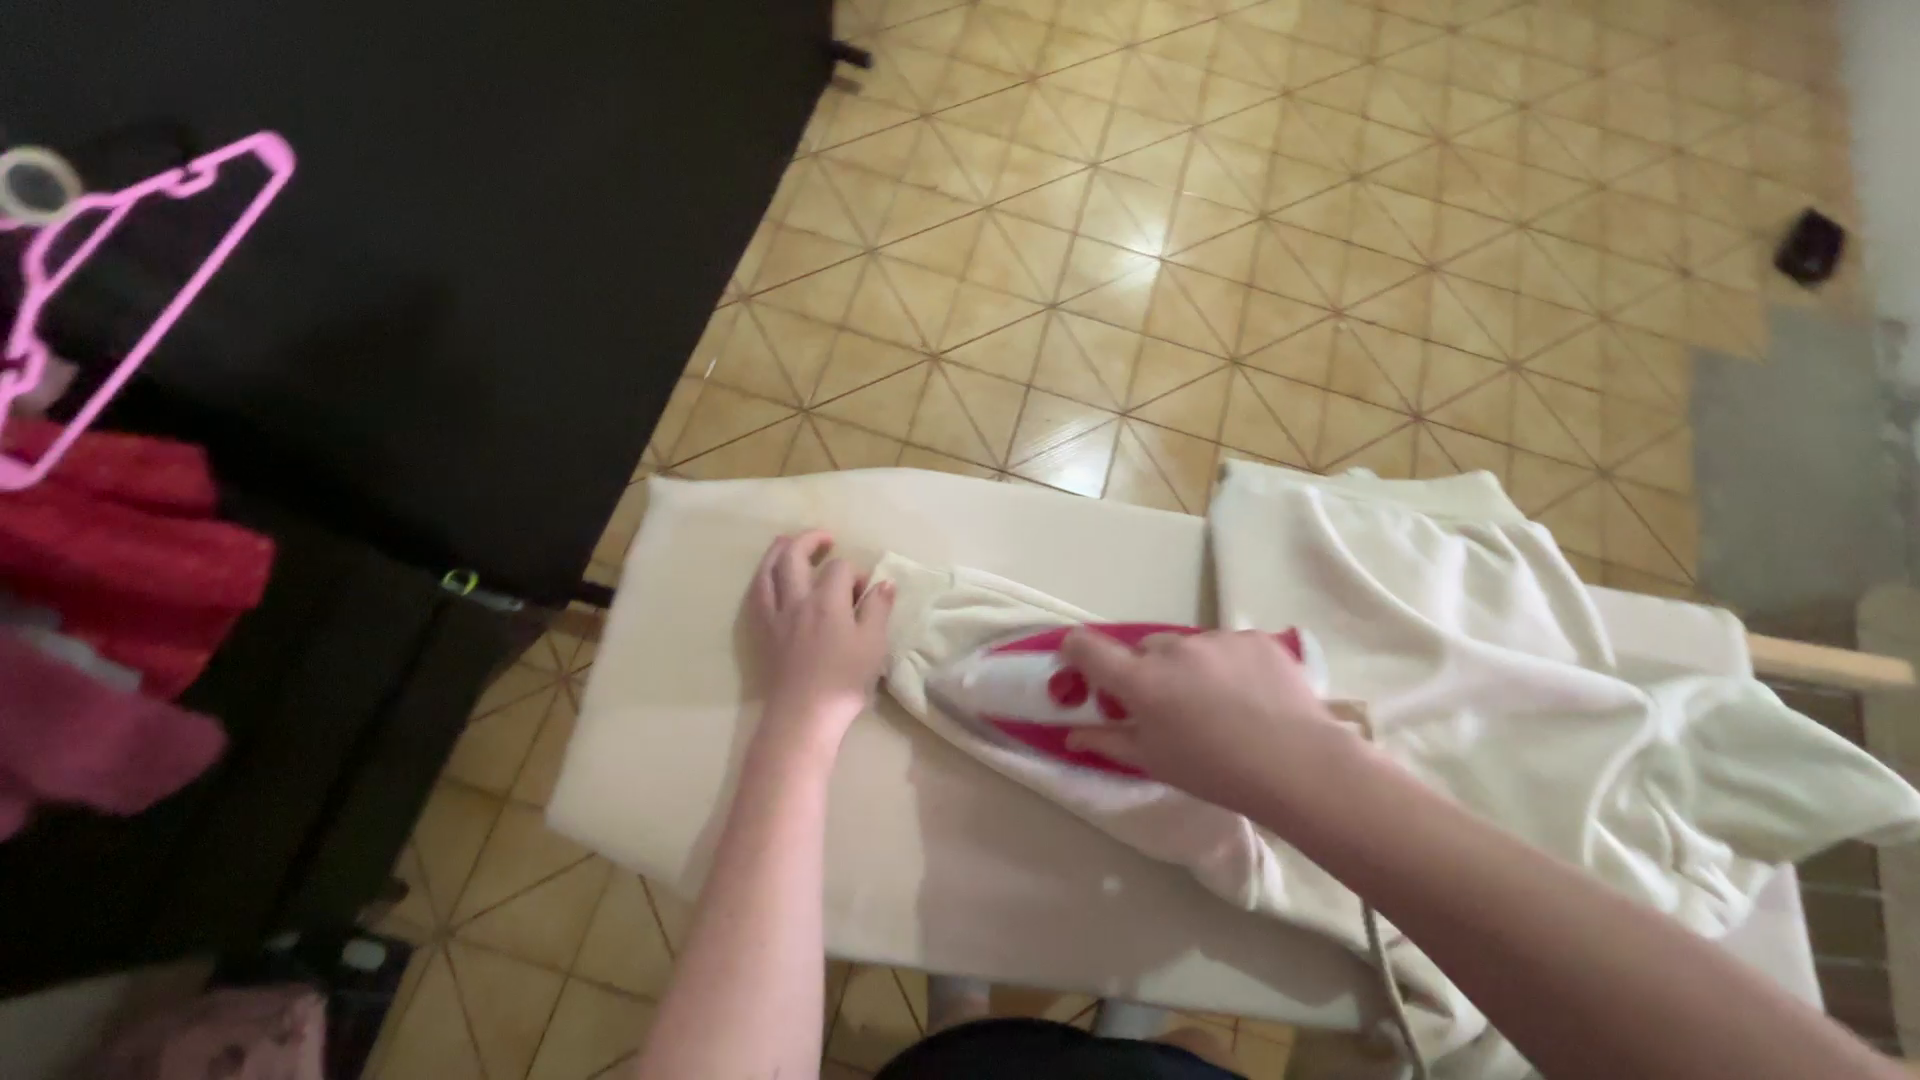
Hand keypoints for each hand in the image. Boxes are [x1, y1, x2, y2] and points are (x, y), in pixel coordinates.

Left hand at [746, 531, 894, 759]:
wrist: (804, 715)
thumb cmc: (843, 680)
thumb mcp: (873, 644)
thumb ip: (878, 609)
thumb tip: (884, 583)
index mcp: (826, 601)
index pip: (839, 568)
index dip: (854, 573)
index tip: (864, 592)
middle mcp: (796, 601)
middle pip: (794, 557)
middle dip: (809, 541)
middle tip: (824, 538)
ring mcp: (775, 616)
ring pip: (768, 572)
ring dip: (778, 552)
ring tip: (786, 542)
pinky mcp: (763, 633)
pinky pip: (757, 596)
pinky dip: (763, 579)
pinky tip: (768, 578)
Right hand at [1061, 629, 1367, 819]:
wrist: (1297, 765)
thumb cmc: (1215, 771)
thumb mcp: (1154, 762)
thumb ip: (1107, 741)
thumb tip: (1072, 734)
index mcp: (1140, 680)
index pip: (1088, 647)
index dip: (1075, 649)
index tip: (1078, 660)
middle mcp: (1172, 649)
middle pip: (1145, 650)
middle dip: (1148, 671)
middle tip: (1169, 706)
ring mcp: (1216, 639)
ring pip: (1189, 648)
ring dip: (1192, 668)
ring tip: (1222, 705)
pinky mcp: (1254, 638)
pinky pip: (1228, 647)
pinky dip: (1230, 665)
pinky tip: (1252, 696)